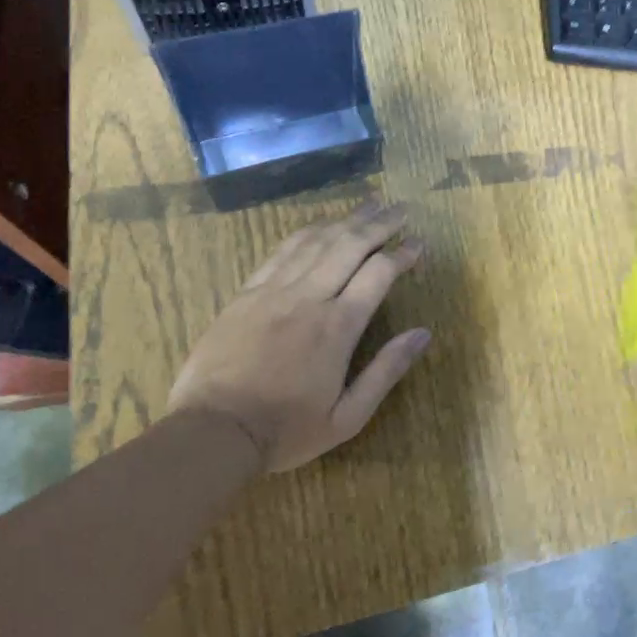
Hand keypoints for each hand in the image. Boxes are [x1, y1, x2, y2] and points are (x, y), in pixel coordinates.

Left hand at [167, 202, 430, 471]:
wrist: (213, 432)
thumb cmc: (286, 430)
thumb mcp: (348, 417)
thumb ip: (386, 371)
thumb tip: (423, 333)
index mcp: (338, 327)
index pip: (378, 273)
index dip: (403, 253)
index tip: (419, 243)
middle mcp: (309, 298)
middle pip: (350, 245)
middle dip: (380, 223)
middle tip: (401, 209)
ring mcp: (274, 292)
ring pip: (316, 241)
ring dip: (346, 219)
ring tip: (370, 205)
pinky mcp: (247, 294)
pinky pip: (281, 252)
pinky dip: (306, 233)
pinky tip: (320, 225)